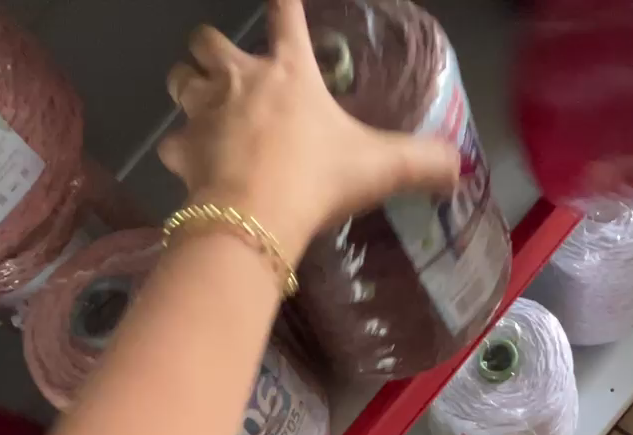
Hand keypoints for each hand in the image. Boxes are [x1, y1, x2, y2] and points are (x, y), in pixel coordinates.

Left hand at [159, 0, 461, 261]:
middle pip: (208, 40)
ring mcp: (205, 113)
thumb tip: (459, 168)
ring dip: (189, 91)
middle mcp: (240, 80)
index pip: (285, 13)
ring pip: (179, 80)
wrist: (258, 215)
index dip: (283, 3)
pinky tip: (196, 171)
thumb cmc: (319, 179)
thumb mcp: (379, 168)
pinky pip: (173, 144)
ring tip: (205, 115)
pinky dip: (183, 155)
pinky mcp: (183, 151)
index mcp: (290, 71)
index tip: (281, 0)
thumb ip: (420, 164)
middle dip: (213, 53)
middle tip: (228, 78)